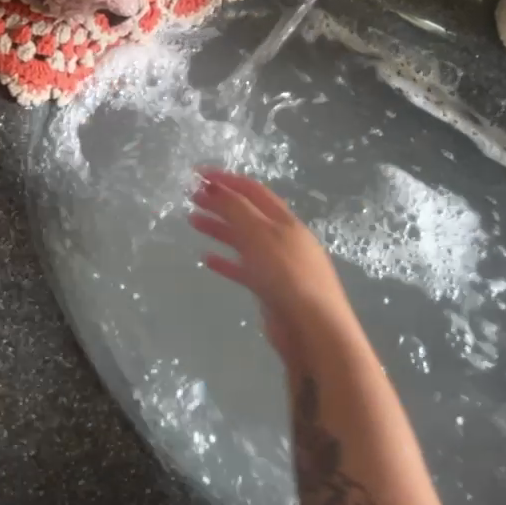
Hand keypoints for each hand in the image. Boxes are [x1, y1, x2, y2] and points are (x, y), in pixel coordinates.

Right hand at [189, 167, 352, 362]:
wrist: (314, 330)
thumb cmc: (287, 275)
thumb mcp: (259, 233)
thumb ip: (235, 208)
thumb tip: (214, 187)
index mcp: (285, 222)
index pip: (253, 190)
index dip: (226, 179)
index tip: (197, 174)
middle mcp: (283, 239)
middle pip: (247, 213)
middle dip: (220, 202)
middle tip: (191, 196)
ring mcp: (278, 265)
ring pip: (243, 239)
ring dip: (218, 227)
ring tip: (192, 221)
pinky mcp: (270, 289)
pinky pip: (243, 268)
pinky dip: (225, 260)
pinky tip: (207, 258)